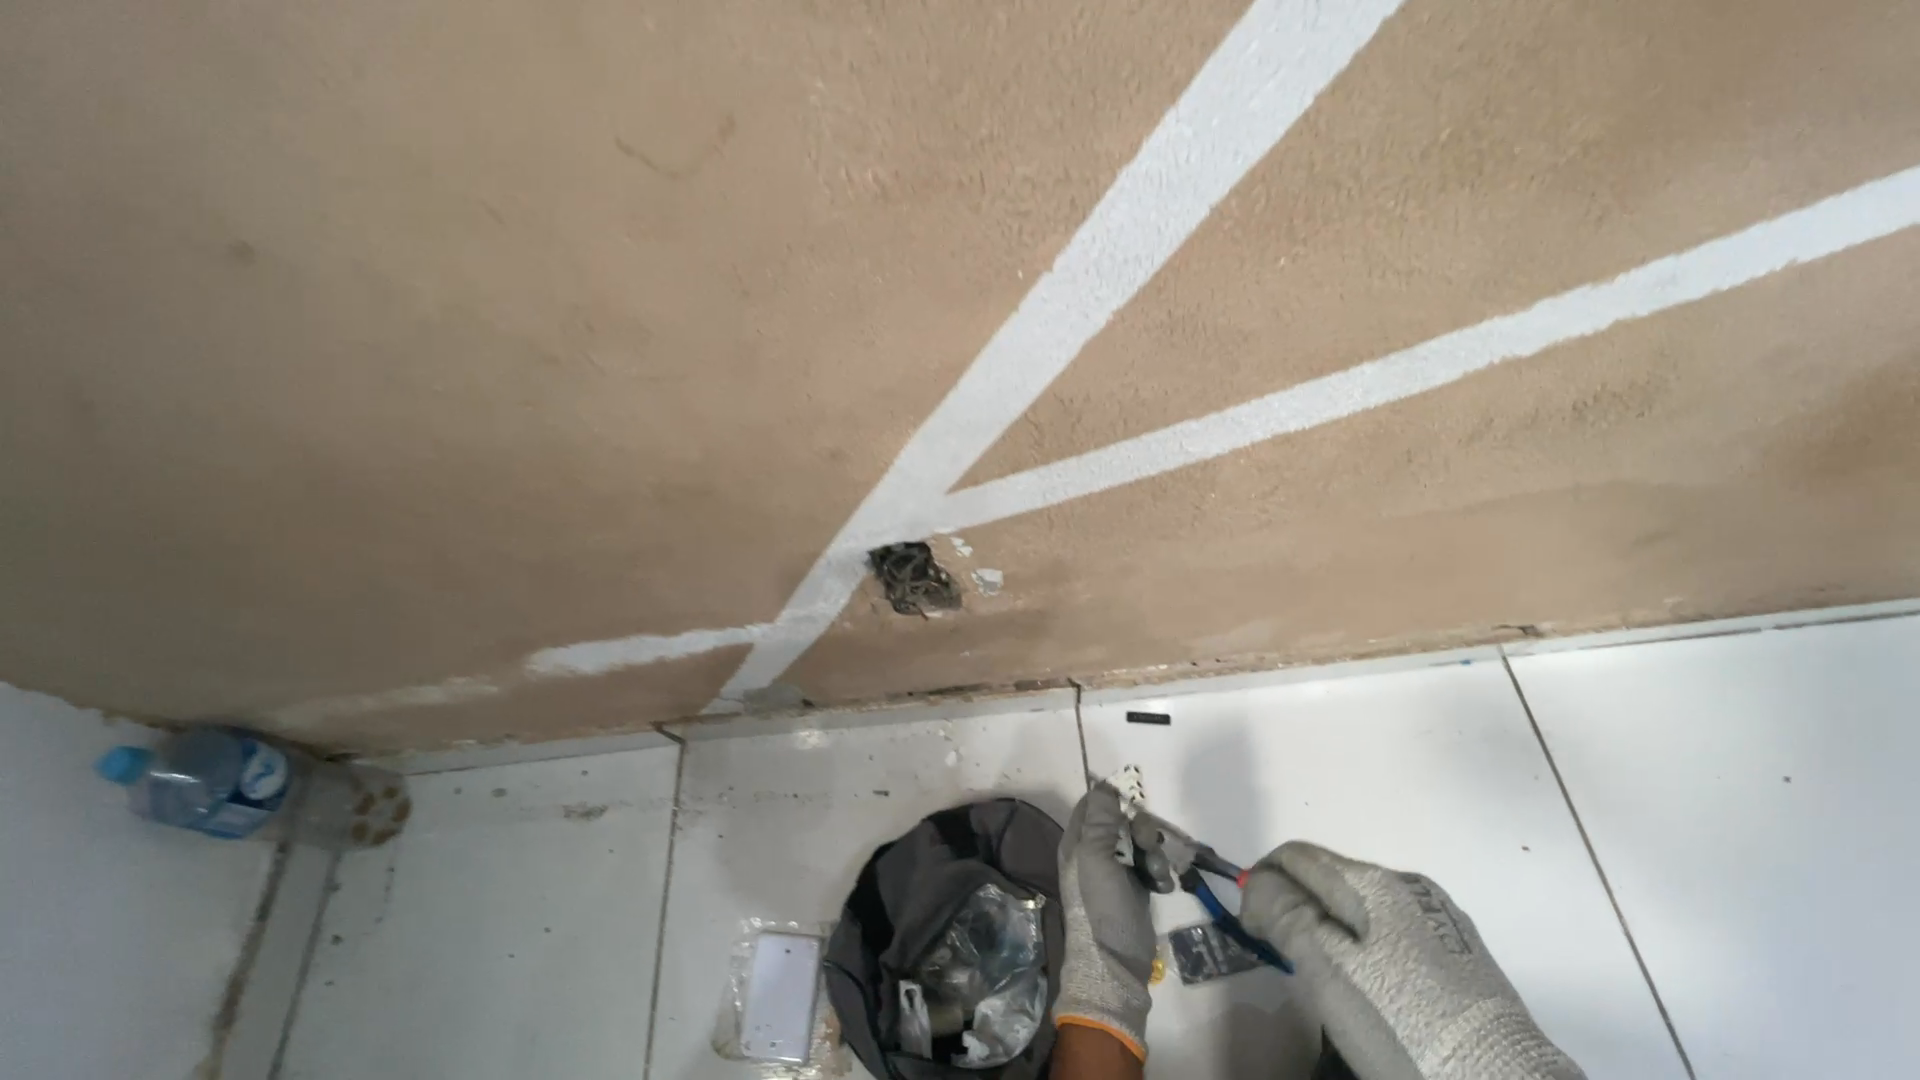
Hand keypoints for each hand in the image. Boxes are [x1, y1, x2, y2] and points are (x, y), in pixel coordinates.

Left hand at [1053, 783, 1155, 1061]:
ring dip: (1155, 855)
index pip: (1093, 804)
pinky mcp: (1137, 887)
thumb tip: (1104, 785)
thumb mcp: (1095, 858)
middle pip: (1123, 821)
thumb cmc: (1099, 907)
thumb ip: (1099, 821)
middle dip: (1141, 831)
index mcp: (1078, 842)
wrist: (1116, 964)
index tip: (1132, 804)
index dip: (1112, 800)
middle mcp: (1096, 851)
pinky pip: (1152, 866)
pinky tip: (1162, 888)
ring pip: (1142, 843)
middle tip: (1147, 846)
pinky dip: (1160, 873)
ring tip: (1157, 876)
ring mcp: (1118, 870)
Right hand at [1241, 842, 1586, 1079]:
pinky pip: (1392, 931)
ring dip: (1329, 923)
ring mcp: (1439, 918)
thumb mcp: (1327, 968)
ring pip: (1362, 905)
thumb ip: (1285, 913)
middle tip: (1281, 951)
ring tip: (1321, 971)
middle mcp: (1406, 884)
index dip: (1262, 881)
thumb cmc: (1402, 1022)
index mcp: (1372, 881)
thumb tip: (1259, 883)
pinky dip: (1363, 943)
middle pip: (1329, 877)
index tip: (1252, 925)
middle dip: (1295, 902)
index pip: (1297, 856)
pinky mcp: (1460, 953)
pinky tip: (1369, 983)